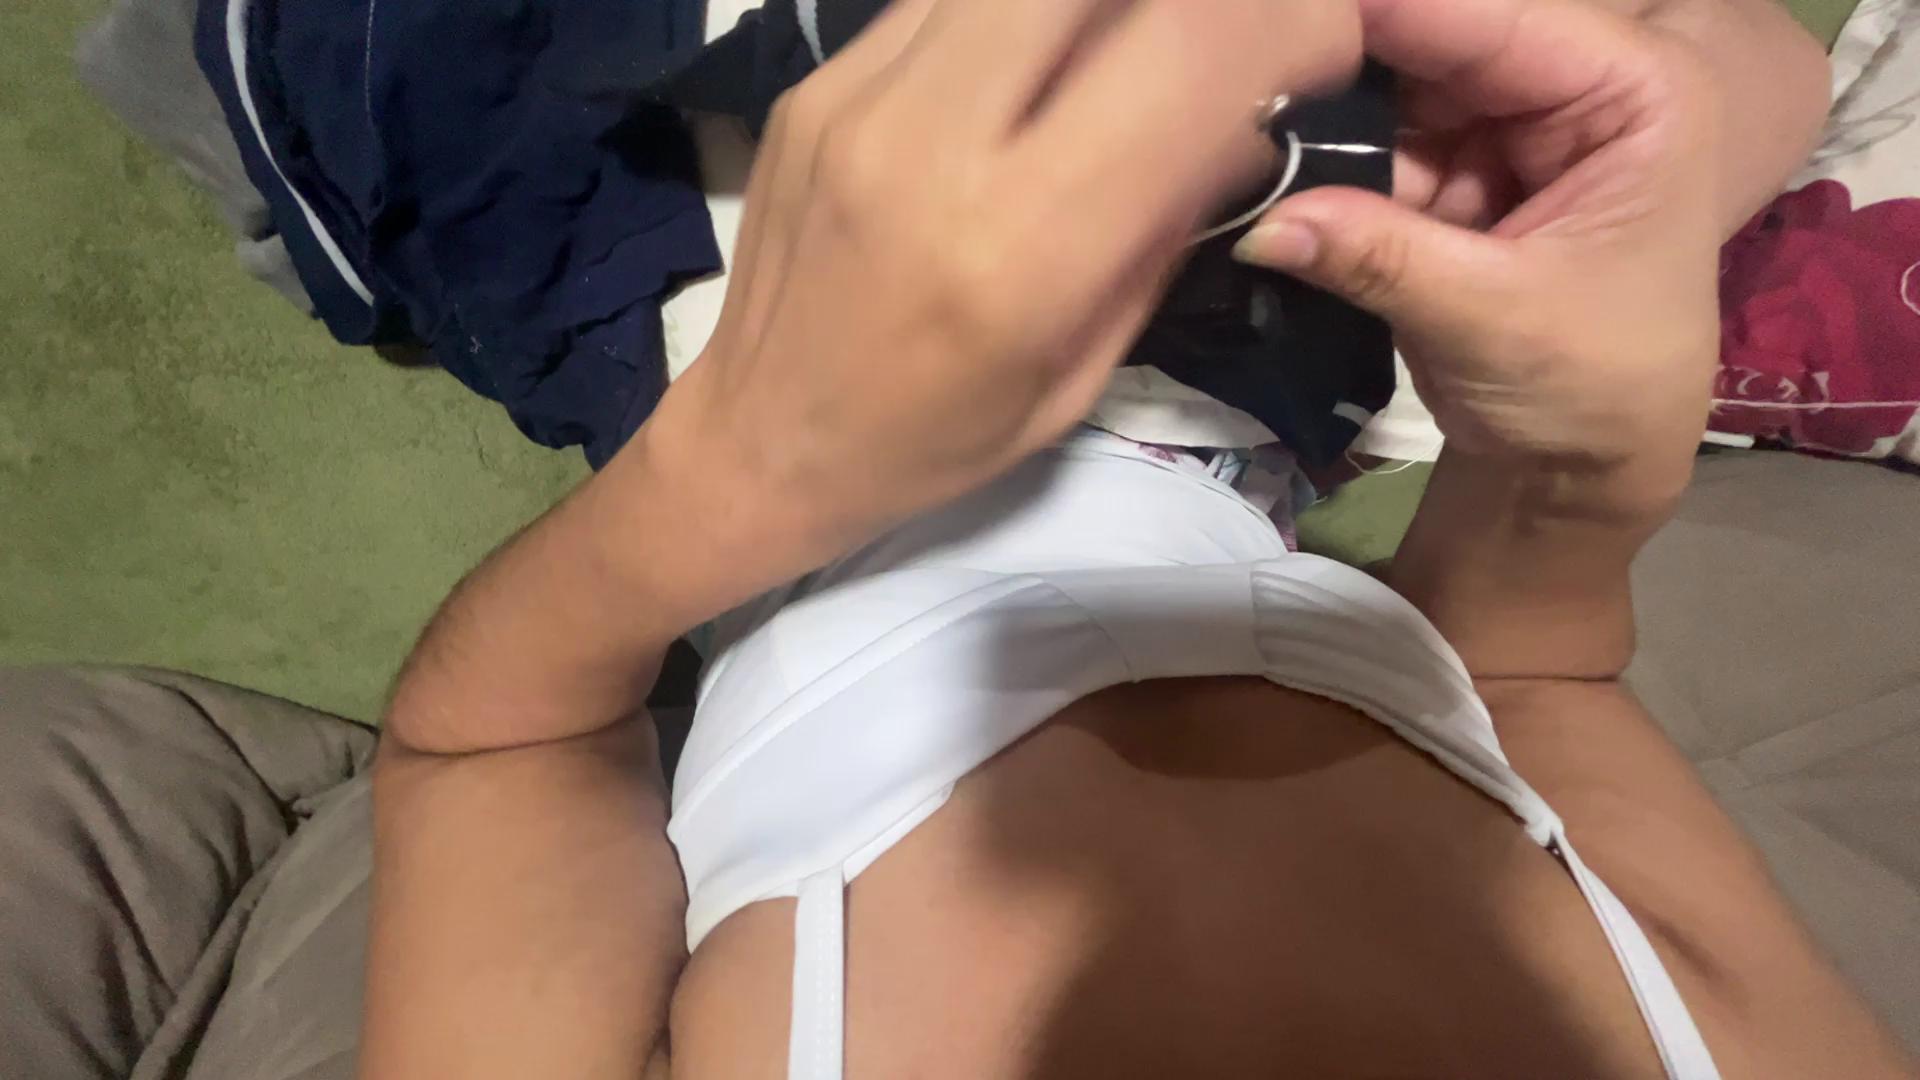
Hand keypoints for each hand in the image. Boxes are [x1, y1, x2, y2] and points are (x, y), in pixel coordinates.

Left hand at [636, 0, 1361, 574]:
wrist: (761, 441)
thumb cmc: (925, 447)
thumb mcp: (1068, 383)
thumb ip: (1155, 243)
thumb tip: (1235, 125)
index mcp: (1017, 252)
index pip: (1195, 48)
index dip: (1293, 16)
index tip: (1319, 46)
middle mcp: (933, 145)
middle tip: (1220, 48)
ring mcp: (856, 94)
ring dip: (1104, 6)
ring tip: (1120, 70)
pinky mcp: (814, 80)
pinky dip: (1020, 17)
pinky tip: (1028, 77)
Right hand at [1235, 0, 1724, 486]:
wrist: (1571, 456)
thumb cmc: (1582, 378)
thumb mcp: (1486, 312)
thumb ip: (1375, 258)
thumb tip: (1260, 226)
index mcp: (1630, 94)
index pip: (1503, 23)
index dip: (1399, 12)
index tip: (1293, 9)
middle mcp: (1564, 102)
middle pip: (1440, 58)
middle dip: (1351, 72)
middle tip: (1252, 77)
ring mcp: (1495, 151)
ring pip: (1395, 115)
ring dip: (1326, 134)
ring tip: (1246, 135)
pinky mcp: (1444, 201)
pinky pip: (1373, 174)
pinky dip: (1324, 186)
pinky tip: (1271, 183)